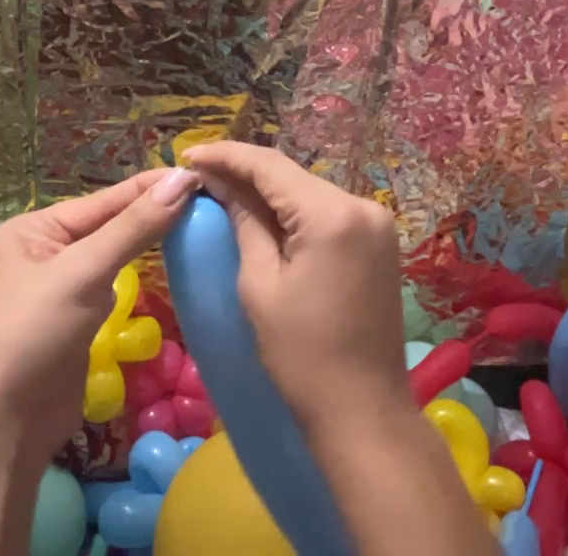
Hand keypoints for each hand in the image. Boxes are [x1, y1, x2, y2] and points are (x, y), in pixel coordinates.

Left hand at [0, 166, 198, 462]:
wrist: (4, 426)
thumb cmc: (33, 336)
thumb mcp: (83, 273)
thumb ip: (133, 227)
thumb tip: (180, 180)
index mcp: (35, 228)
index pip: (105, 200)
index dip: (151, 187)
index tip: (199, 174)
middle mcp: (47, 251)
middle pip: (111, 223)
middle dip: (153, 211)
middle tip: (207, 197)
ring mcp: (63, 287)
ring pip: (116, 253)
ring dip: (150, 240)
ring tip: (197, 220)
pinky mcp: (78, 320)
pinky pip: (115, 284)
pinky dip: (141, 272)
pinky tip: (170, 261)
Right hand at [181, 142, 408, 427]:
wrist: (364, 412)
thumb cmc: (302, 356)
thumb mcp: (260, 285)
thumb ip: (244, 223)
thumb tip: (220, 184)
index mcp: (332, 214)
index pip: (270, 166)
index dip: (226, 156)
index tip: (188, 155)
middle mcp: (362, 206)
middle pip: (292, 175)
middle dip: (246, 171)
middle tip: (201, 174)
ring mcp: (376, 223)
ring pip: (309, 191)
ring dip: (269, 189)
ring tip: (223, 189)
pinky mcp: (379, 242)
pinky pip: (328, 211)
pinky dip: (294, 209)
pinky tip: (263, 213)